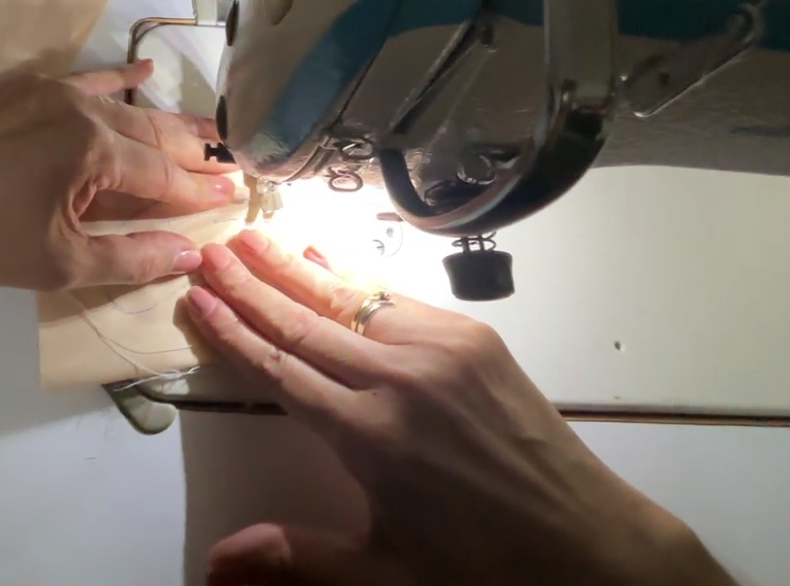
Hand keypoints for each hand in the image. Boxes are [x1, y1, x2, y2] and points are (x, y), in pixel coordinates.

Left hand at [0, 62, 236, 321]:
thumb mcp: (59, 264)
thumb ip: (132, 257)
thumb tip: (192, 254)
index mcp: (93, 151)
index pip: (162, 174)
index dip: (199, 190)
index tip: (234, 194)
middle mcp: (81, 109)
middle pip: (152, 133)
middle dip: (195, 150)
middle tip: (233, 159)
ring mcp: (52, 91)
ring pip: (125, 106)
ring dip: (165, 120)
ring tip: (207, 127)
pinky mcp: (26, 87)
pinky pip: (86, 79)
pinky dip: (119, 79)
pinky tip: (146, 72)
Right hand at [185, 231, 734, 585]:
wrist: (591, 546)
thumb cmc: (479, 568)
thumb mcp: (384, 574)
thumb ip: (295, 556)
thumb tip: (214, 560)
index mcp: (368, 437)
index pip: (279, 368)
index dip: (232, 330)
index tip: (199, 294)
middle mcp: (396, 379)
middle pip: (304, 320)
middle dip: (251, 282)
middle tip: (214, 248)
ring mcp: (436, 347)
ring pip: (346, 298)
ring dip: (294, 267)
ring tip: (254, 237)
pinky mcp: (470, 334)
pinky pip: (393, 298)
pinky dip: (351, 278)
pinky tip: (324, 258)